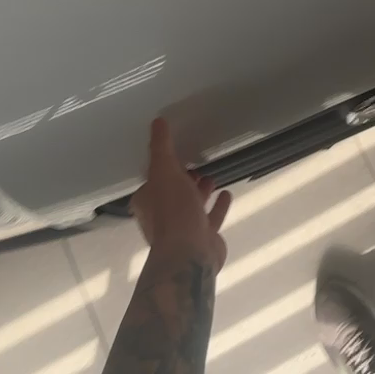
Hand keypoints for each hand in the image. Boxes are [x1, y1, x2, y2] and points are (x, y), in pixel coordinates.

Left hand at [132, 118, 231, 270]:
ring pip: (192, 207)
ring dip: (201, 193)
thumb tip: (157, 121)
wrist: (190, 252)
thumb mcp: (164, 169)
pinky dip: (218, 207)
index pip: (153, 182)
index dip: (164, 170)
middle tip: (196, 167)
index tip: (177, 157)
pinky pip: (211, 218)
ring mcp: (183, 232)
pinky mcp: (202, 240)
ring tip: (212, 178)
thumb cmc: (173, 210)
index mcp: (148, 203)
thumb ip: (161, 146)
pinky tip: (226, 194)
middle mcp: (162, 219)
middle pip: (173, 195)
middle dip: (184, 181)